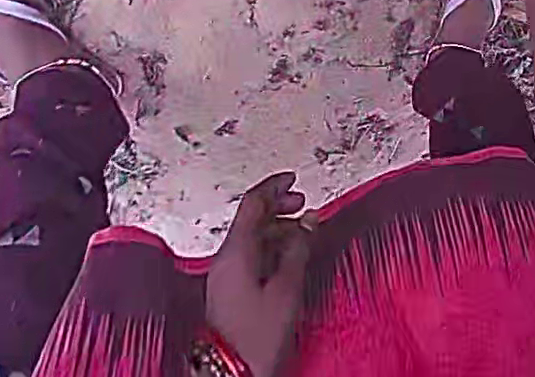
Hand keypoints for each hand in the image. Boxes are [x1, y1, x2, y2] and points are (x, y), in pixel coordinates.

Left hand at [205, 172, 312, 375]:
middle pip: (251, 217)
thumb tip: (309, 220)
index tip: (292, 177)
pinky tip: (288, 256)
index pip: (253, 202)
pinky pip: (250, 254)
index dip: (274, 186)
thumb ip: (298, 250)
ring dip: (277, 227)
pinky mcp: (230, 290)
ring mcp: (226, 273)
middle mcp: (227, 256)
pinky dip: (270, 247)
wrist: (229, 376)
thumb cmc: (257, 336)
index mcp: (236, 249)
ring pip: (252, 236)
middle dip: (278, 205)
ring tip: (302, 230)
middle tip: (302, 202)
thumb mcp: (285, 290)